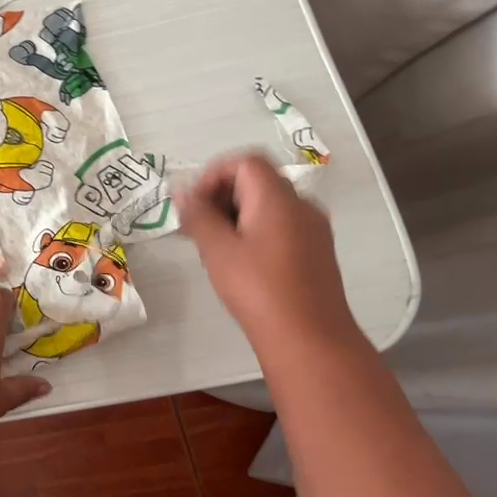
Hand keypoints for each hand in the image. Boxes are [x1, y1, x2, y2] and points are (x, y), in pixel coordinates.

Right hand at [177, 151, 358, 344]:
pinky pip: (278, 223)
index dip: (213, 173)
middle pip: (257, 180)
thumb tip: (183, 193)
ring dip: (232, 213)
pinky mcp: (313, 249)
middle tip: (194, 224)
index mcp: (278, 199)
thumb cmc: (258, 288)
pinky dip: (251, 228)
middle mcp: (301, 206)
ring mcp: (312, 228)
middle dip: (219, 194)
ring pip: (266, 203)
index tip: (192, 203)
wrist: (308, 335)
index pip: (245, 162)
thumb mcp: (217, 249)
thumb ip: (198, 216)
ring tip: (209, 244)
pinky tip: (235, 258)